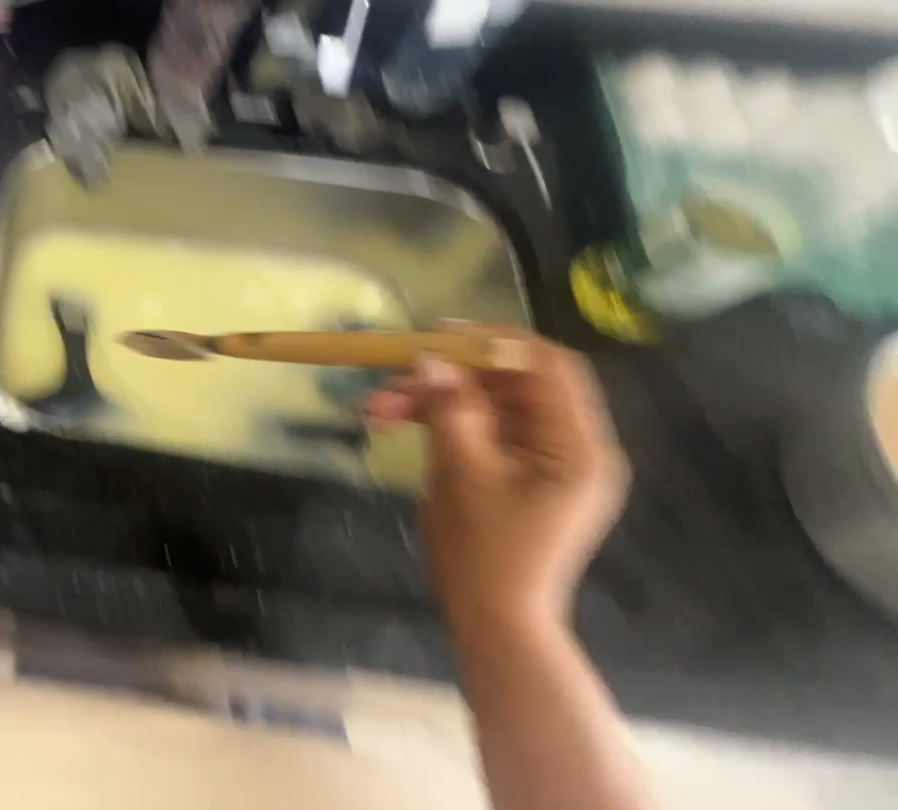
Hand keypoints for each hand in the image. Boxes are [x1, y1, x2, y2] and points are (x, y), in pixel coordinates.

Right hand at [365, 325, 629, 636]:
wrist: (493, 618)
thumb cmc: (486, 551)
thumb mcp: (463, 472)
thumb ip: (450, 409)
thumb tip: (428, 357)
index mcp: (576, 447)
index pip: (549, 367)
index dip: (495, 341)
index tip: (438, 334)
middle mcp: (568, 445)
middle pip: (508, 383)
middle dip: (445, 375)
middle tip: (390, 374)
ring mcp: (540, 459)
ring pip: (484, 404)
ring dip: (431, 399)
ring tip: (375, 409)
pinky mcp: (514, 470)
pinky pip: (477, 428)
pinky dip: (437, 421)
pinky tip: (395, 423)